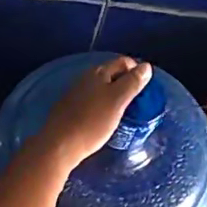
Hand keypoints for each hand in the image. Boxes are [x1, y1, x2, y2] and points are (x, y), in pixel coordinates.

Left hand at [28, 56, 152, 168]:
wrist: (60, 145)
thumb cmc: (92, 122)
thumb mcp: (117, 101)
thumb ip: (132, 83)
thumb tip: (146, 66)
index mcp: (98, 73)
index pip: (123, 62)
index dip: (136, 70)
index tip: (146, 87)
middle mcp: (84, 78)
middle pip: (110, 73)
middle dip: (125, 81)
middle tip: (137, 99)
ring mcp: (74, 92)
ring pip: (99, 87)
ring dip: (112, 93)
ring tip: (123, 109)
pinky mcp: (68, 108)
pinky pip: (90, 99)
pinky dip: (101, 103)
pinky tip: (104, 117)